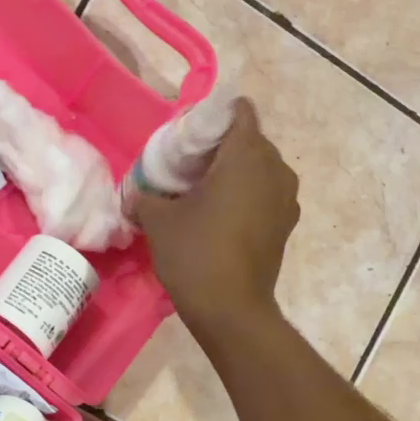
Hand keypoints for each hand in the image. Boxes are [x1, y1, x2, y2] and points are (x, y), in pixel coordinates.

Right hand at [134, 100, 298, 333]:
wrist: (231, 309)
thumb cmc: (195, 254)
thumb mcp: (159, 223)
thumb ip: (144, 199)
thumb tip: (134, 194)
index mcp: (246, 153)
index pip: (236, 111)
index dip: (209, 121)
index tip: (186, 144)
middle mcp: (275, 166)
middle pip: (248, 141)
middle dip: (218, 151)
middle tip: (186, 173)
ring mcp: (286, 197)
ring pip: (257, 171)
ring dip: (232, 178)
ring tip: (201, 200)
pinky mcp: (285, 225)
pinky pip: (263, 197)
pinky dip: (244, 201)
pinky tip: (219, 223)